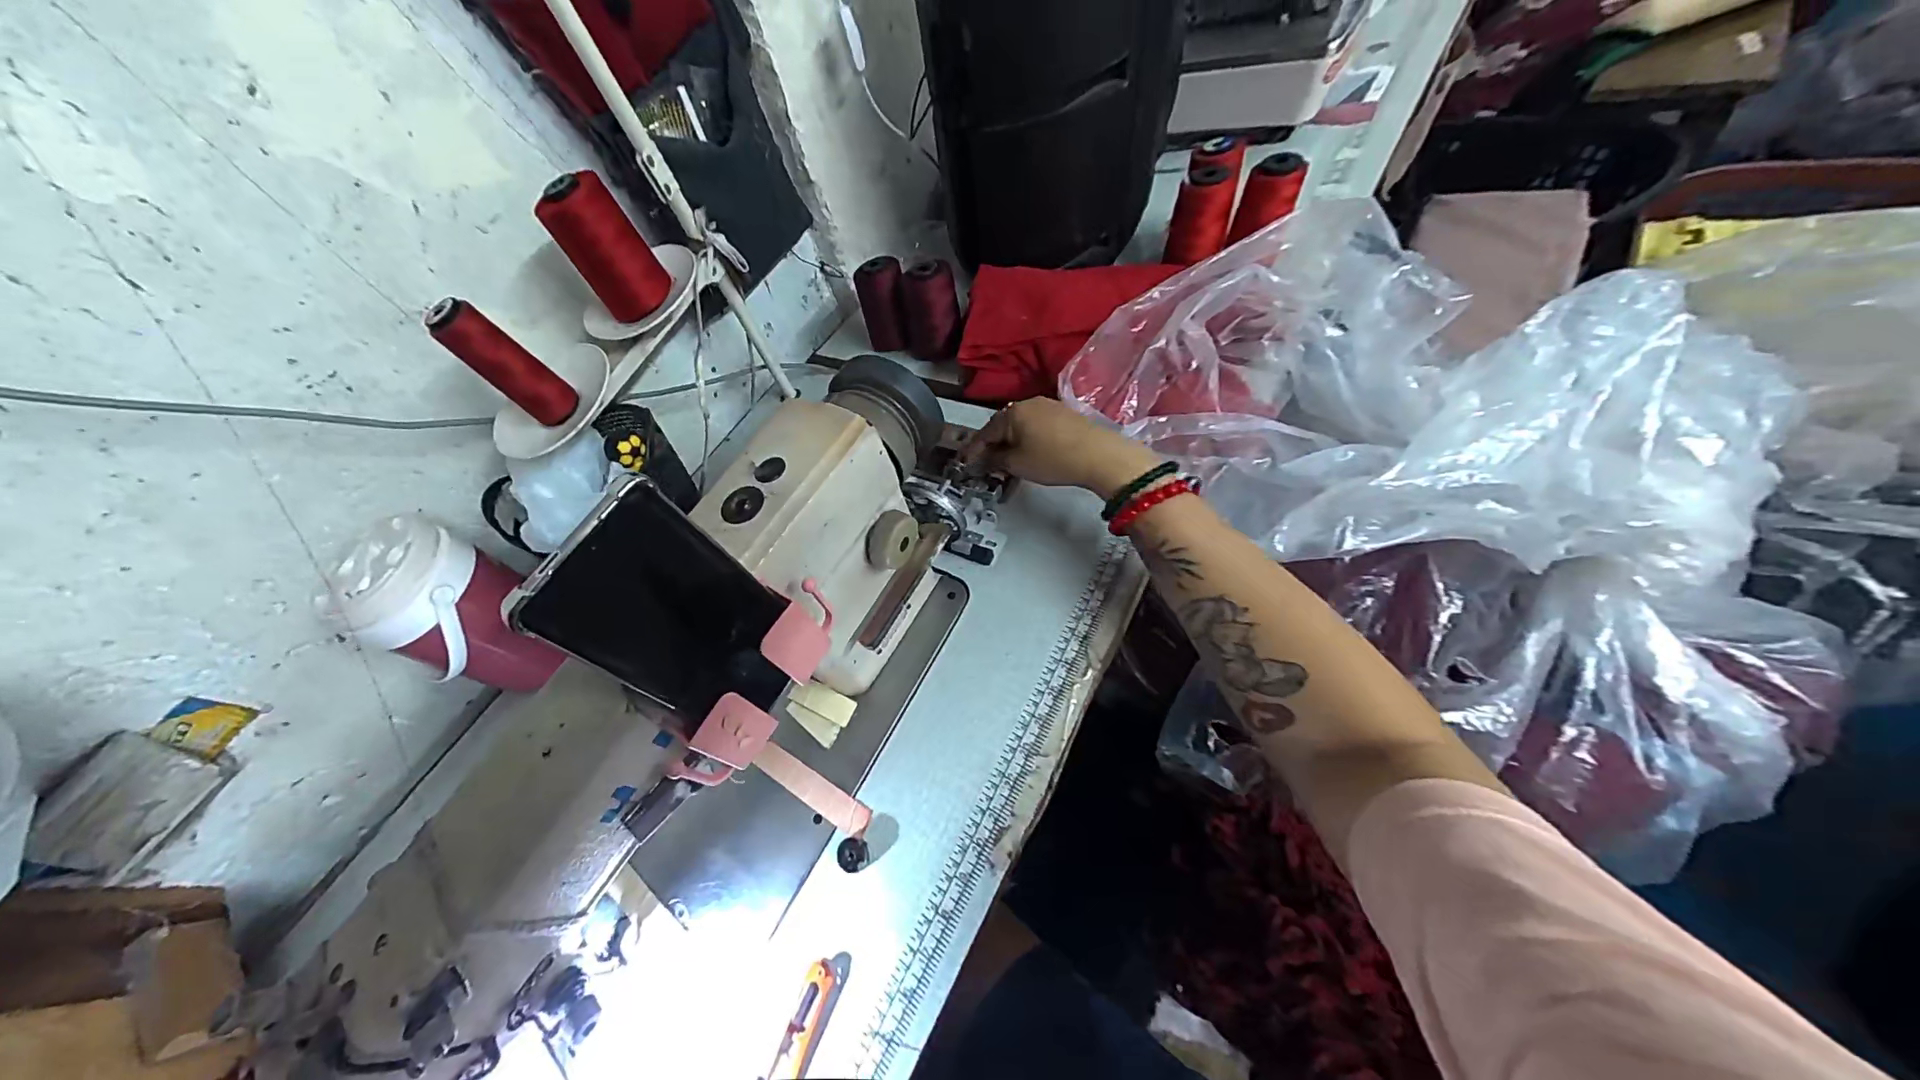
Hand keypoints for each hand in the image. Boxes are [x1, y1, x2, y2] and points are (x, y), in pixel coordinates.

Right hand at [959, 398, 1161, 498]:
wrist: (1099, 455)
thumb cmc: (1053, 459)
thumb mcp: (1017, 464)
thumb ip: (995, 460)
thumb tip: (984, 459)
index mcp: (1012, 412)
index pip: (985, 432)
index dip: (974, 450)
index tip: (965, 463)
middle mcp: (1029, 403)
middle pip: (1003, 426)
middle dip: (993, 445)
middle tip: (986, 464)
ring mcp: (1049, 406)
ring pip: (1022, 426)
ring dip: (1012, 442)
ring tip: (1009, 462)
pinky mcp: (1065, 415)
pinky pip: (1038, 426)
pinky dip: (1030, 439)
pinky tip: (1032, 454)